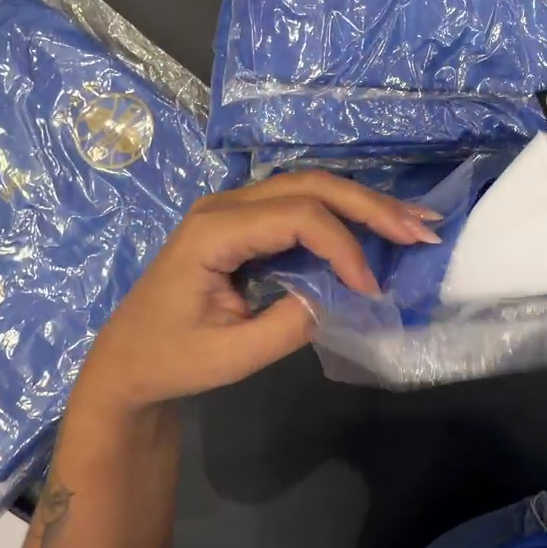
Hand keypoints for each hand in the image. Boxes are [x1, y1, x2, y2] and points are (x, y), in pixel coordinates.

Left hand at [72, 171, 440, 414]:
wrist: (125, 362)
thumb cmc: (170, 360)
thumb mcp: (231, 356)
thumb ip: (289, 324)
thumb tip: (343, 296)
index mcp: (213, 230)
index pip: (297, 217)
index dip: (343, 247)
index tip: (369, 289)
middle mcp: (226, 204)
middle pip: (312, 185)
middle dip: (370, 206)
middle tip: (421, 228)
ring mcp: (236, 206)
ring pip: (312, 186)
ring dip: (364, 203)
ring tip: (412, 221)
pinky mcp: (247, 219)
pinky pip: (303, 203)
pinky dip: (344, 213)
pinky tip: (377, 224)